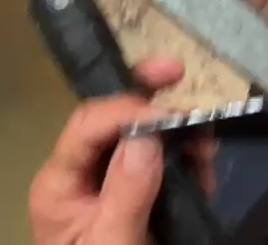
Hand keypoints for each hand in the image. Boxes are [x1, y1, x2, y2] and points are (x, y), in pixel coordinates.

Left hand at [30, 58, 191, 244]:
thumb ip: (126, 195)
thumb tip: (146, 134)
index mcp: (60, 184)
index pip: (87, 124)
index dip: (125, 109)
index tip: (167, 116)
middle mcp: (81, 172)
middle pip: (111, 113)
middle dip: (145, 88)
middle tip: (178, 71)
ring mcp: (109, 180)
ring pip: (141, 130)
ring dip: (177, 129)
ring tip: (207, 148)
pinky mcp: (135, 191)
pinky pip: (160, 155)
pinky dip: (186, 152)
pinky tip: (205, 168)